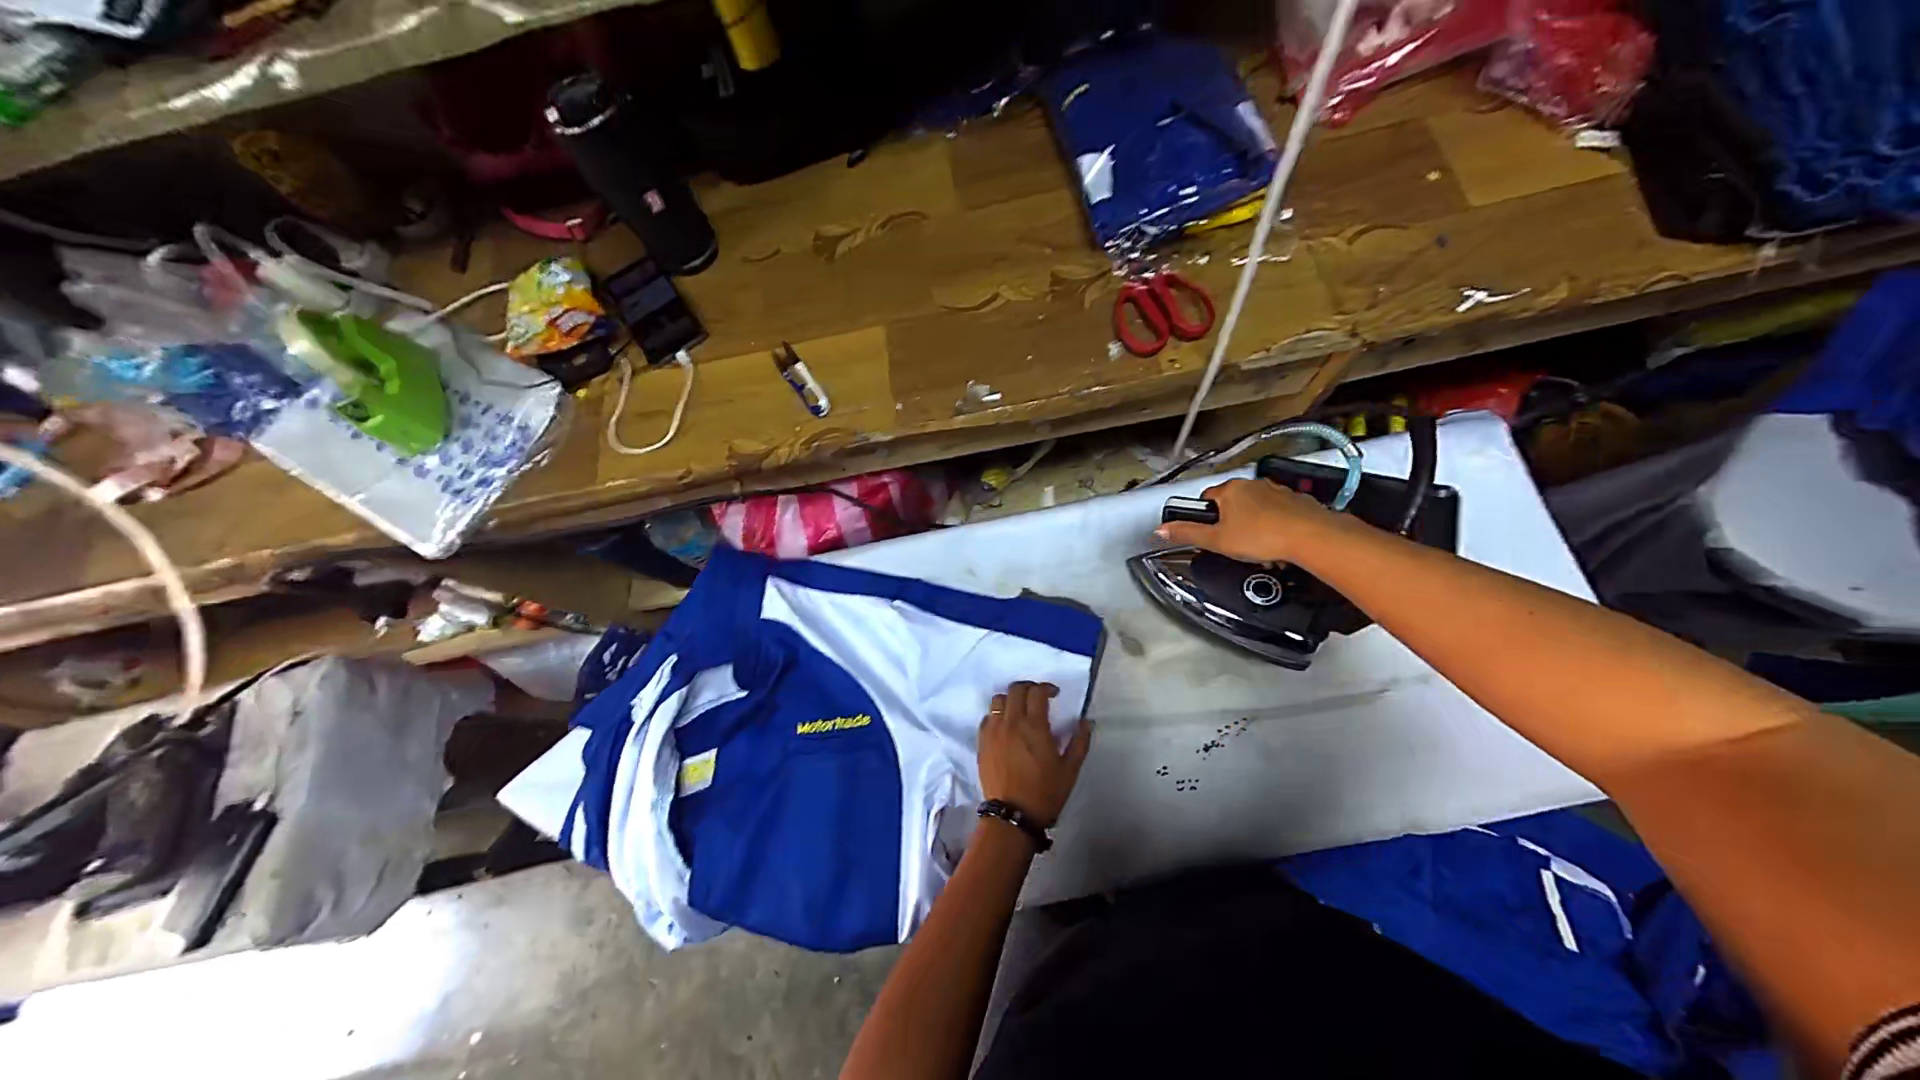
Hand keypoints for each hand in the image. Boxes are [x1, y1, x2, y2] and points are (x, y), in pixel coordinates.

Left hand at [978, 681, 1091, 828]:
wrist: (1014, 814)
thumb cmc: (1045, 791)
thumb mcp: (1070, 768)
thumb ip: (1079, 741)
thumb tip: (1086, 722)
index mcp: (1034, 726)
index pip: (1037, 692)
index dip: (1046, 688)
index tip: (1054, 694)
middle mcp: (1011, 723)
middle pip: (1015, 689)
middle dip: (1028, 688)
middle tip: (1038, 698)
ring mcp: (993, 732)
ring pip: (997, 700)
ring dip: (1011, 699)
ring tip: (1020, 710)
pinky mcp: (982, 743)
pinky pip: (986, 718)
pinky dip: (997, 715)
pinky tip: (1006, 726)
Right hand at [1153, 477, 1350, 564]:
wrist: (1310, 536)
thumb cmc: (1264, 536)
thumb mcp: (1217, 540)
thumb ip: (1187, 533)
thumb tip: (1160, 529)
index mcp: (1230, 490)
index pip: (1206, 498)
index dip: (1206, 517)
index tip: (1210, 532)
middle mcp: (1253, 485)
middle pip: (1232, 504)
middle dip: (1232, 524)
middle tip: (1235, 545)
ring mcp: (1276, 491)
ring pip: (1256, 509)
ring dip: (1254, 527)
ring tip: (1259, 549)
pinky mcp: (1296, 501)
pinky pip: (1278, 514)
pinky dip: (1275, 527)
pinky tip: (1277, 544)